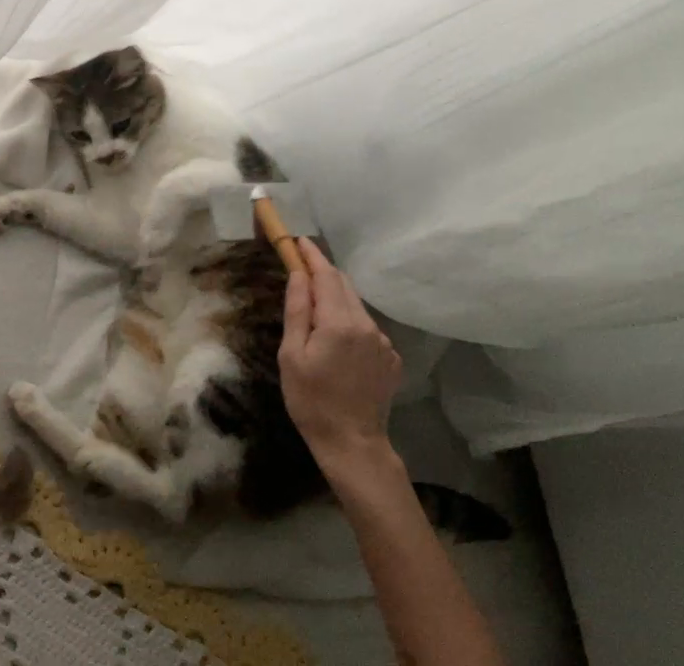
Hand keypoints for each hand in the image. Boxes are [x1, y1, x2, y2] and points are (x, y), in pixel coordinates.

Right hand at [278, 238, 403, 471]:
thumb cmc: (311, 400)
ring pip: (356, 307)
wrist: (352, 443)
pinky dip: (350, 324)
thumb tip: (298, 276)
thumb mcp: (292, 355)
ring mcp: (384, 342)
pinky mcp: (392, 358)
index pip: (326, 276)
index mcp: (339, 323)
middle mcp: (367, 325)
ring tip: (315, 312)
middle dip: (323, 275)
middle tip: (301, 270)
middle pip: (344, 286)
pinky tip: (337, 345)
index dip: (312, 256)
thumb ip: (297, 312)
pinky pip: (367, 329)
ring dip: (336, 300)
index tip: (298, 241)